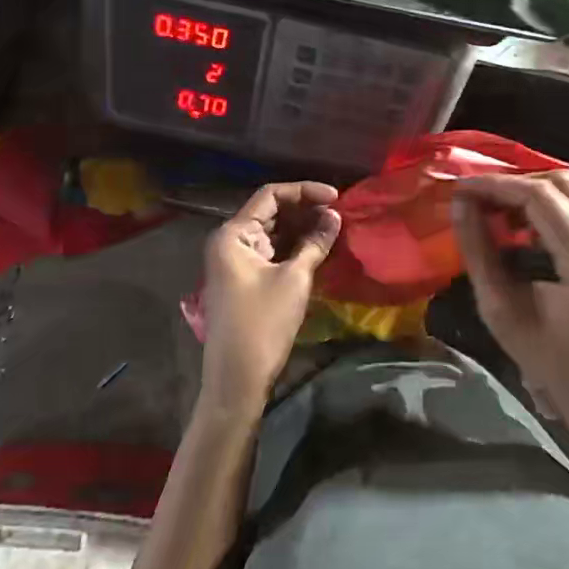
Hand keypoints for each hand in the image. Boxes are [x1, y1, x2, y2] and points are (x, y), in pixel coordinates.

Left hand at [198, 181, 341, 410]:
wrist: (237, 377)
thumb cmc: (263, 323)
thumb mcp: (294, 279)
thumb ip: (315, 243)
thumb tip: (335, 216)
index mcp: (233, 234)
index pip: (270, 196)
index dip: (305, 191)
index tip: (336, 197)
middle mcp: (230, 241)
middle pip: (271, 211)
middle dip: (305, 209)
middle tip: (339, 214)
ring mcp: (236, 260)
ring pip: (273, 232)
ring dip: (301, 228)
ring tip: (334, 228)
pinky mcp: (245, 278)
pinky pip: (271, 251)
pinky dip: (293, 247)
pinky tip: (318, 247)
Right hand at [452, 171, 568, 460]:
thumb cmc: (548, 360)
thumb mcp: (500, 309)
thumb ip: (479, 251)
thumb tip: (459, 203)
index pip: (542, 199)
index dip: (497, 186)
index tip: (461, 188)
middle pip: (565, 182)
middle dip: (515, 182)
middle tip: (478, 195)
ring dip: (535, 187)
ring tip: (498, 204)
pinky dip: (551, 201)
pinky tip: (524, 219)